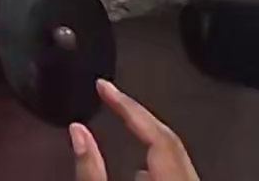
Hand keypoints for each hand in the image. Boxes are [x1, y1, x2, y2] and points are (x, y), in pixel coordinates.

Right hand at [71, 80, 199, 180]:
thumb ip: (91, 172)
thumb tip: (77, 131)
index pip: (158, 135)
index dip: (128, 105)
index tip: (103, 85)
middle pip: (170, 142)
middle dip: (137, 116)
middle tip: (110, 94)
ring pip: (178, 161)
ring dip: (150, 141)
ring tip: (123, 124)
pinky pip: (181, 175)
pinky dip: (160, 164)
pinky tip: (141, 171)